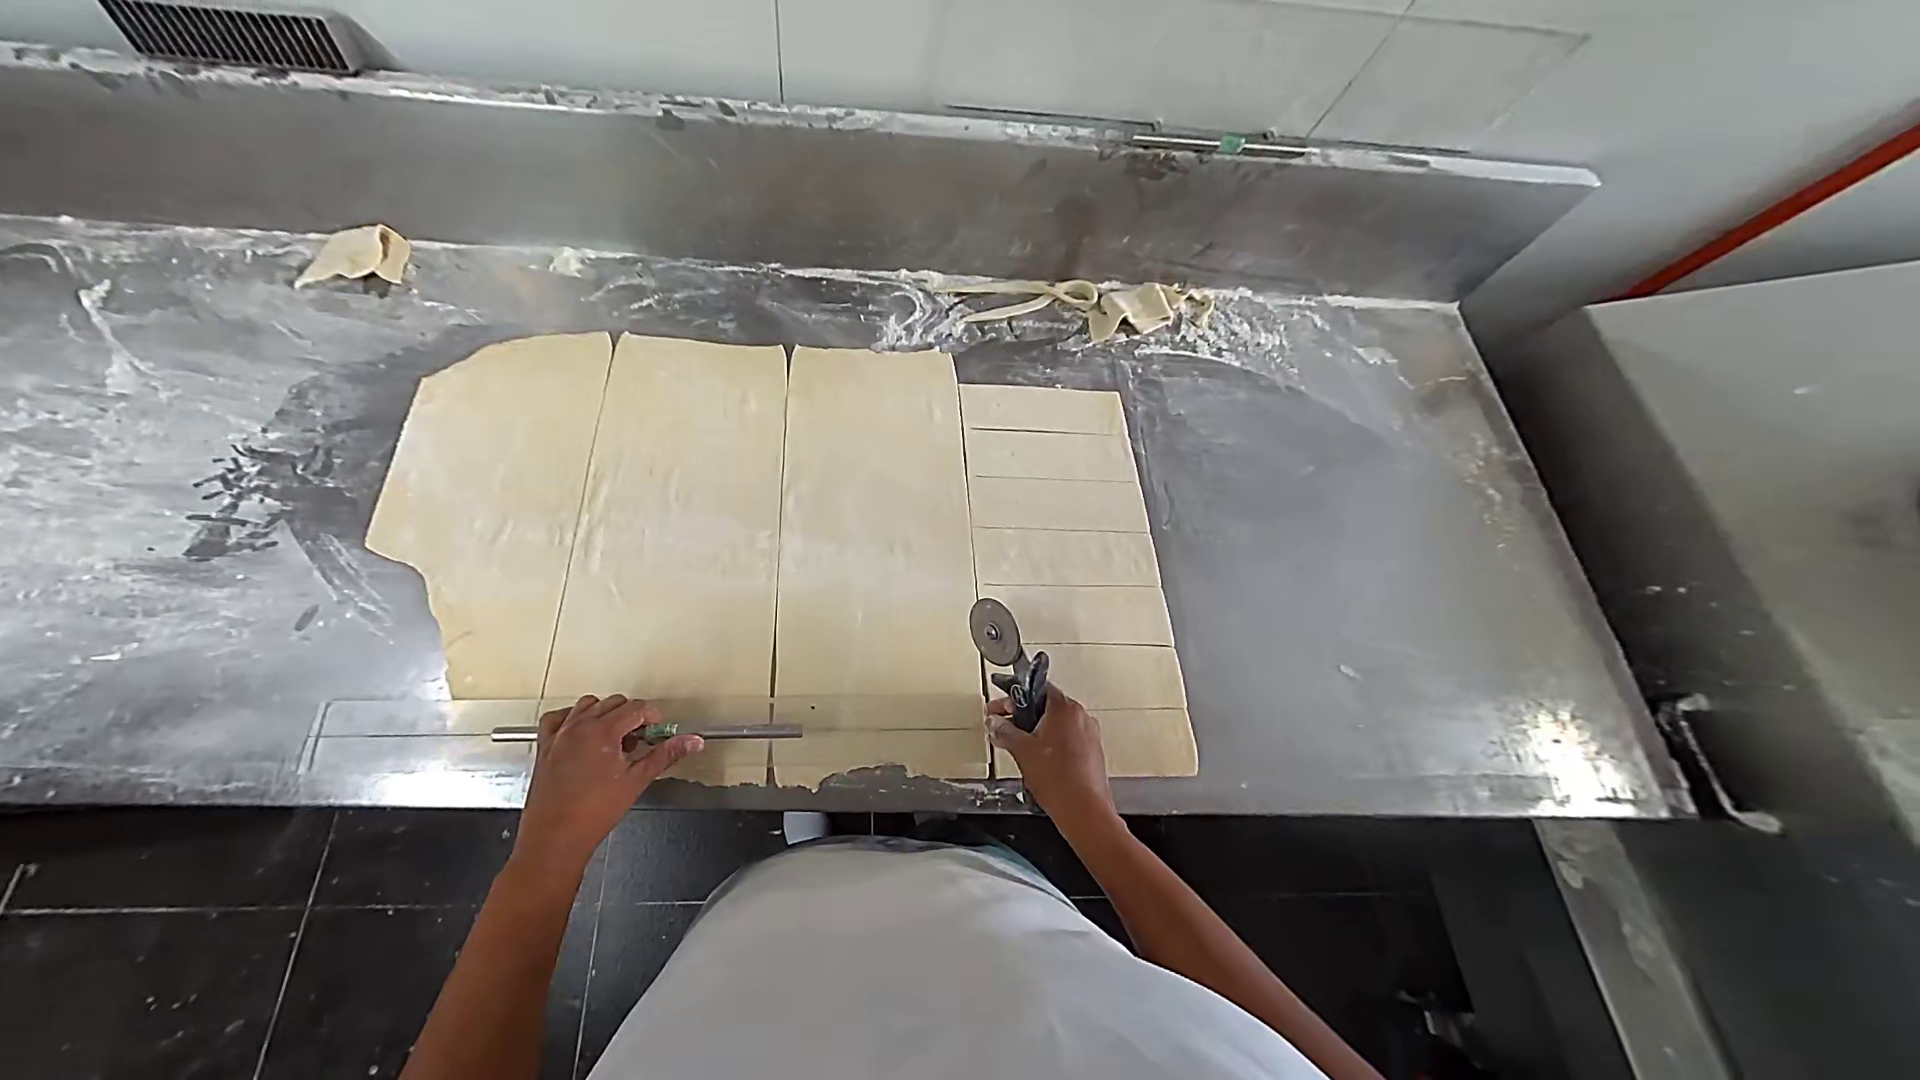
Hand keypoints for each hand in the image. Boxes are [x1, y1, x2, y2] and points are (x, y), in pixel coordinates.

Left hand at [511, 695, 703, 876]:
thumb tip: (690, 742)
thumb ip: (666, 755)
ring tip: (615, 736)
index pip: (636, 708)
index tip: (657, 730)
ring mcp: (559, 736)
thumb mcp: (638, 780)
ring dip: (604, 713)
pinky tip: (582, 733)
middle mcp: (579, 728)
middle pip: (614, 703)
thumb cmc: (590, 814)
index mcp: (602, 732)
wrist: (556, 838)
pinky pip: (557, 718)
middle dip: (632, 715)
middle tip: (640, 737)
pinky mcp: (545, 748)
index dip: (653, 717)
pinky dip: (571, 718)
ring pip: (587, 705)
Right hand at [987, 685, 1115, 829]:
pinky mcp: (1091, 753)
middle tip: (1004, 725)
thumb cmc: (1059, 779)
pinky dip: (1050, 744)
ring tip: (1018, 746)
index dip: (1014, 696)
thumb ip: (1005, 731)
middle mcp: (1081, 717)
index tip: (1001, 706)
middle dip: (1023, 716)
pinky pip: (1067, 740)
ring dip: (1036, 730)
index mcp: (1065, 708)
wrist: (1083, 811)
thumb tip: (995, 723)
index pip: (1037, 688)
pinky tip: (1037, 760)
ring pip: (1056, 724)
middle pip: (1046, 706)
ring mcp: (1089, 735)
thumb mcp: (1021, 750)